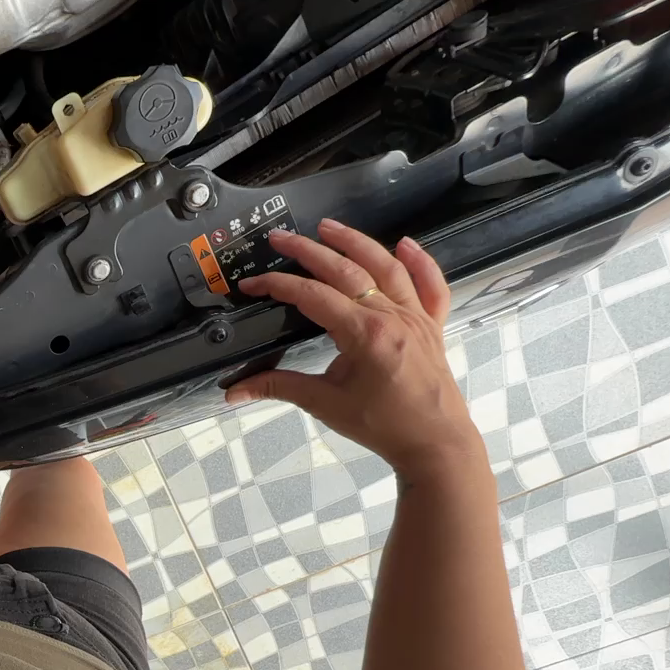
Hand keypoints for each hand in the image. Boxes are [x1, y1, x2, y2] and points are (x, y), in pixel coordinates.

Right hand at [225, 219, 484, 482]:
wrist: (434, 441)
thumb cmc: (382, 423)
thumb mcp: (323, 403)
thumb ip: (278, 387)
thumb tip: (234, 391)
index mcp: (364, 334)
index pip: (313, 296)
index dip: (278, 285)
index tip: (253, 284)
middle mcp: (392, 317)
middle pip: (347, 271)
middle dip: (310, 251)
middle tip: (281, 238)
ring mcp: (416, 317)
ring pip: (386, 267)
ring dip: (356, 243)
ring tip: (330, 227)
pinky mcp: (431, 325)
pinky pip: (430, 285)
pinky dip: (419, 262)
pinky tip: (405, 244)